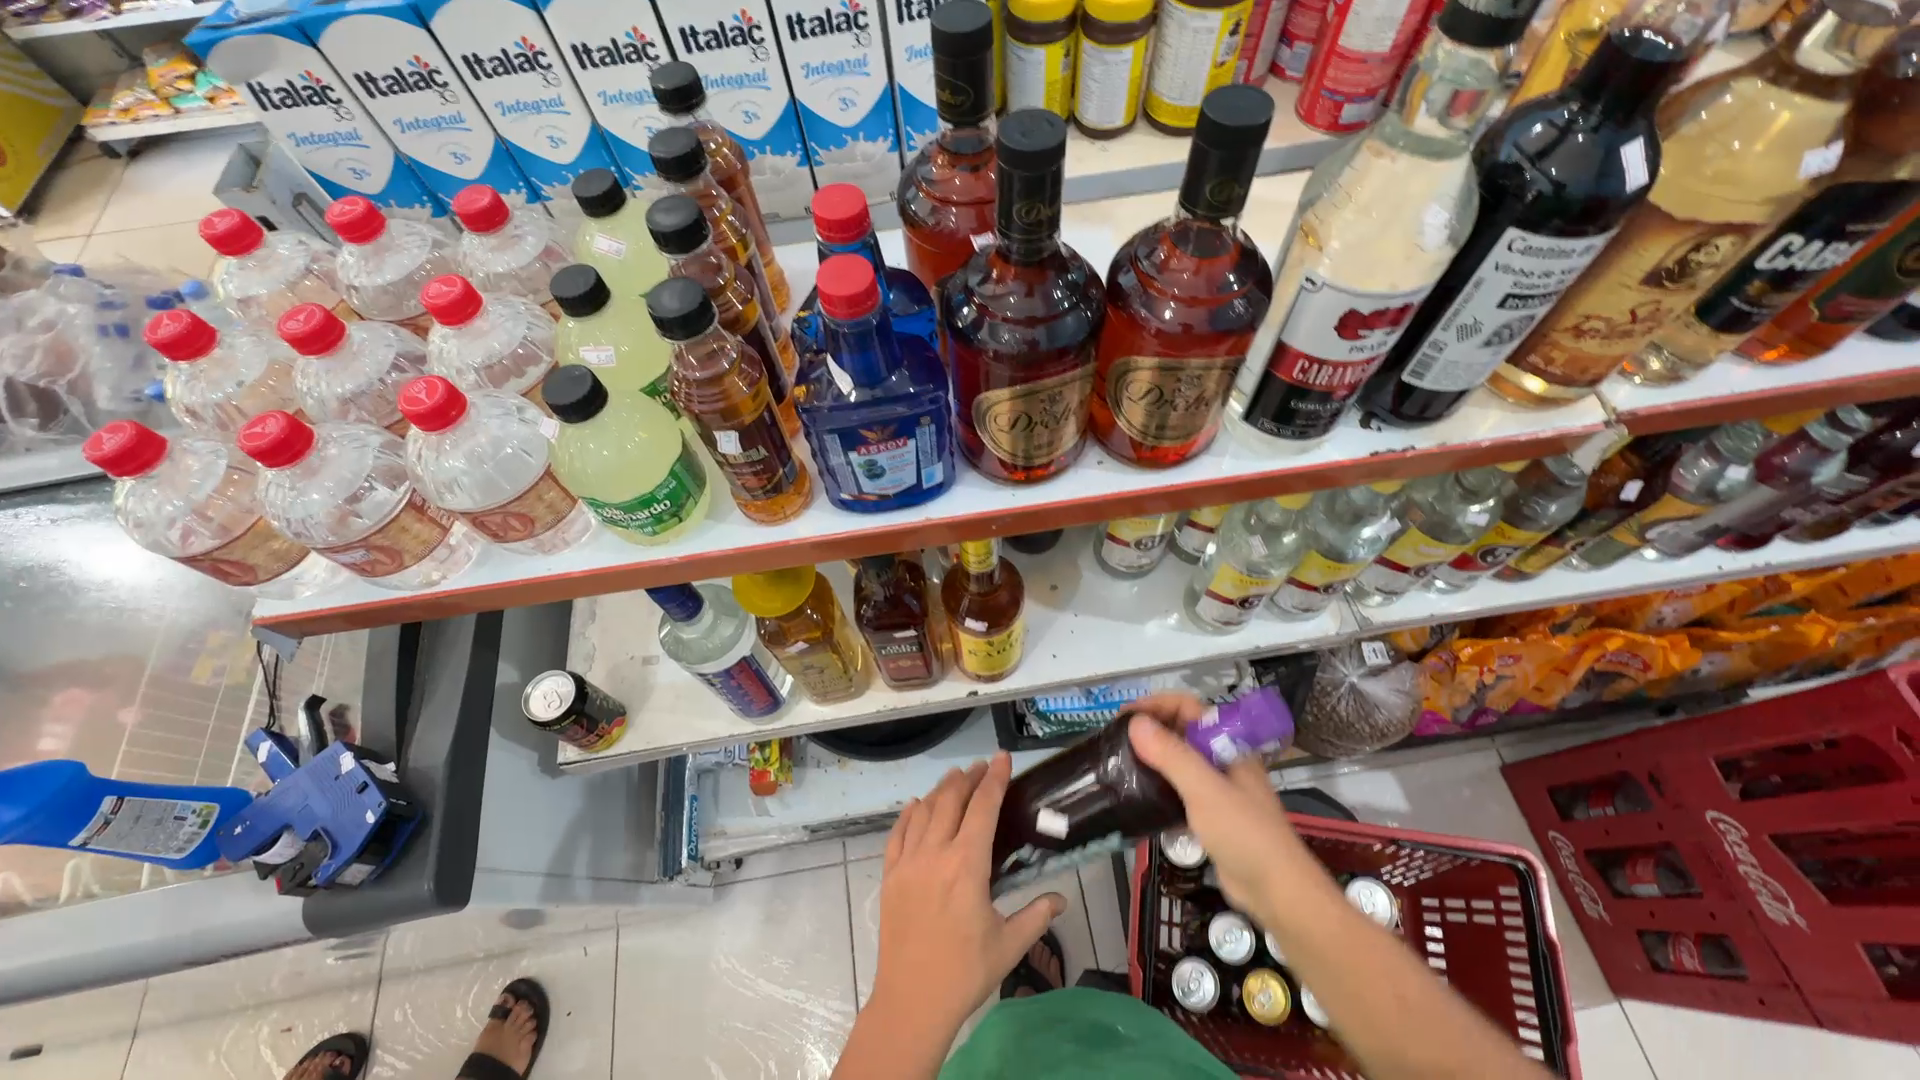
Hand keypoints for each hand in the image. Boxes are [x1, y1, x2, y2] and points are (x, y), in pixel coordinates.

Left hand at [869, 753, 1065, 1033]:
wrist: (912, 1001)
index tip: (1003, 758)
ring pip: (923, 812)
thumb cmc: (965, 973)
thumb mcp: (1009, 944)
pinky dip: (909, 814)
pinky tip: (917, 806)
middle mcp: (935, 855)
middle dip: (968, 779)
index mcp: (967, 866)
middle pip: (951, 801)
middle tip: (983, 766)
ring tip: (956, 778)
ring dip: (941, 790)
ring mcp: (907, 864)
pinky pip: (897, 834)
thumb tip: (1061, 898)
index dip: (994, 779)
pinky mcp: (889, 877)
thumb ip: (1037, 914)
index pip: (983, 808)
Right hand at [1125, 696, 1305, 918]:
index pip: (1189, 708)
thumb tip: (1135, 723)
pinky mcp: (1210, 816)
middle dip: (1150, 730)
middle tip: (1116, 741)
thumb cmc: (1243, 832)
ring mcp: (1217, 790)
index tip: (1125, 716)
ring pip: (1179, 763)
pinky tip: (1137, 799)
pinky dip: (1158, 789)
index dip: (1157, 705)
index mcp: (1228, 745)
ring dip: (1152, 760)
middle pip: (1182, 732)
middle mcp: (1223, 761)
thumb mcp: (1204, 789)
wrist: (1275, 889)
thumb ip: (1171, 755)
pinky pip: (1179, 792)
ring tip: (1120, 767)